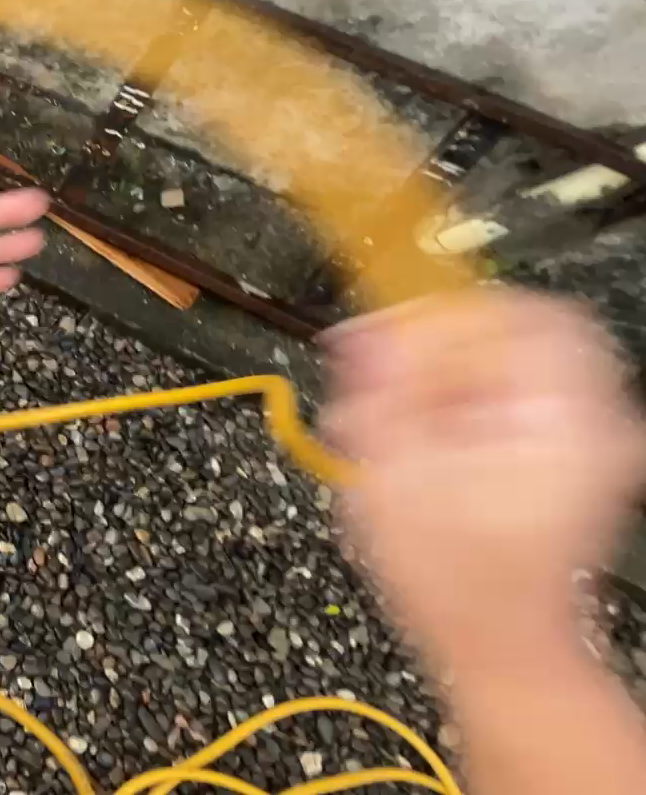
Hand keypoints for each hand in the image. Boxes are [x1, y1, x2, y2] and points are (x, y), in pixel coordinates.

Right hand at [322, 289, 645, 668]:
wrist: (487, 636)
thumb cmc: (450, 569)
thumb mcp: (393, 468)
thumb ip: (383, 391)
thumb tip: (367, 330)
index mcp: (562, 421)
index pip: (528, 316)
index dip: (449, 311)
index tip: (390, 329)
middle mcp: (581, 424)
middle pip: (498, 342)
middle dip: (418, 358)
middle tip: (370, 393)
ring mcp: (563, 441)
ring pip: (480, 371)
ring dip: (415, 387)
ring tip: (378, 433)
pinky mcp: (537, 456)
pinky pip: (478, 401)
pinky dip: (428, 410)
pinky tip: (397, 448)